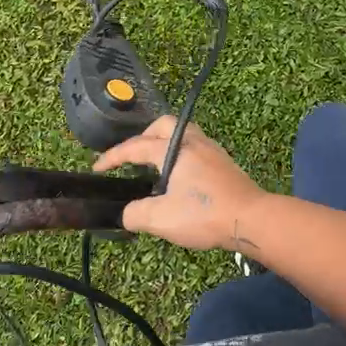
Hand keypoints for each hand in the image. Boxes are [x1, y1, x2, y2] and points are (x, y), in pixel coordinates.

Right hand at [94, 116, 267, 252]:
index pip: (136, 147)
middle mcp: (191, 140)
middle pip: (162, 125)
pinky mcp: (221, 160)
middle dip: (142, 137)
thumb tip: (126, 212)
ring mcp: (209, 148)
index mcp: (173, 149)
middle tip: (131, 158)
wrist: (249, 216)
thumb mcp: (162, 219)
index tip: (96, 167)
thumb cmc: (204, 214)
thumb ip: (137, 214)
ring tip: (153, 167)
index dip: (113, 157)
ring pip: (180, 133)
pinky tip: (177, 176)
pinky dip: (178, 153)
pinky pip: (192, 145)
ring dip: (162, 144)